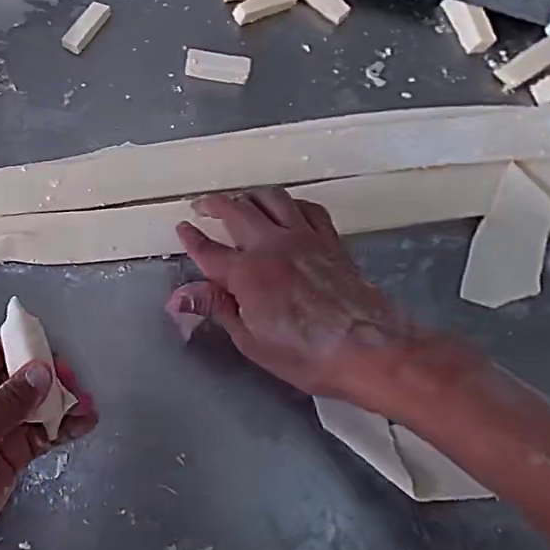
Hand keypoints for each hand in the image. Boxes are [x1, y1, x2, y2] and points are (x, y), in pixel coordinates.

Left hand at [0, 337, 96, 549]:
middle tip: (75, 385)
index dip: (24, 346)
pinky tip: (83, 424)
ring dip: (63, 403)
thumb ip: (10, 401)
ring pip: (38, 405)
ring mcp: (0, 428)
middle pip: (24, 376)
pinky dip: (63, 427)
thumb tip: (42, 370)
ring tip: (88, 406)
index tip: (54, 351)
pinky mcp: (13, 454)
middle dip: (51, 377)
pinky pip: (43, 432)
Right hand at [169, 189, 465, 405]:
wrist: (370, 349)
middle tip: (201, 206)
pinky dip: (290, 203)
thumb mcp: (251, 341)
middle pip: (235, 210)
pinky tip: (286, 210)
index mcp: (247, 273)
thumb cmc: (307, 354)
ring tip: (240, 200)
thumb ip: (216, 308)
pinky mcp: (330, 239)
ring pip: (270, 198)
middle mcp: (271, 245)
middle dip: (212, 204)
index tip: (182, 229)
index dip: (191, 238)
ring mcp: (303, 237)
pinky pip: (307, 208)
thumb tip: (179, 298)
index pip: (208, 250)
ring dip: (249, 195)